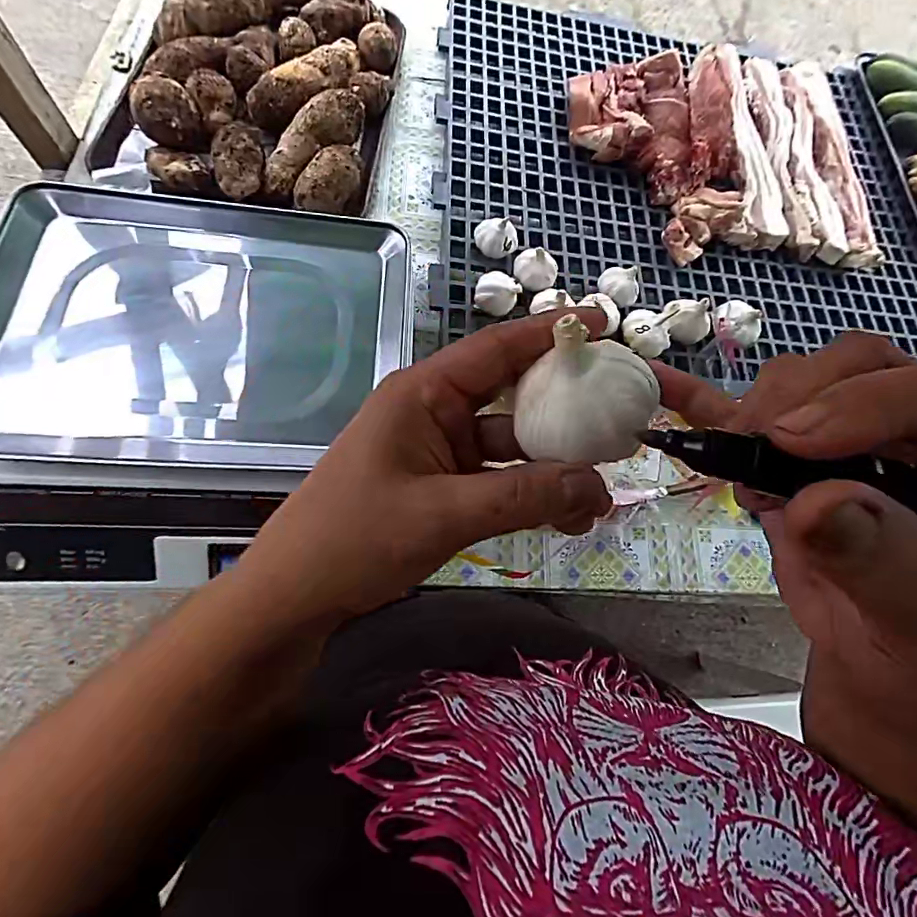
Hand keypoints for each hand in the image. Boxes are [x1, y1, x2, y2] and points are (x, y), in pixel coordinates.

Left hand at [238, 309, 614, 618]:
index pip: (496, 349)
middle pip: (512, 397)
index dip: (551, 333)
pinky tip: (565, 515)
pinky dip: (529, 494)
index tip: (603, 323)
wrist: (296, 593)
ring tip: (600, 496)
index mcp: (423, 394)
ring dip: (552, 468)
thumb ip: (523, 497)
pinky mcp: (439, 486)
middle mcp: (434, 413)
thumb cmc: (354, 539)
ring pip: (510, 446)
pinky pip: (496, 479)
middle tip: (621, 422)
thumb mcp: (443, 515)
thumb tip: (598, 486)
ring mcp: (437, 451)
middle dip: (566, 412)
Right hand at [655, 332, 916, 746]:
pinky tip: (671, 394)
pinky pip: (758, 416)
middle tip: (757, 447)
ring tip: (742, 474)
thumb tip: (817, 501)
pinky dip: (708, 403)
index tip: (797, 442)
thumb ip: (891, 568)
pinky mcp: (804, 460)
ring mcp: (864, 442)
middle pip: (871, 366)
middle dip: (805, 395)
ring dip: (762, 411)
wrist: (896, 684)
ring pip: (811, 378)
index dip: (878, 400)